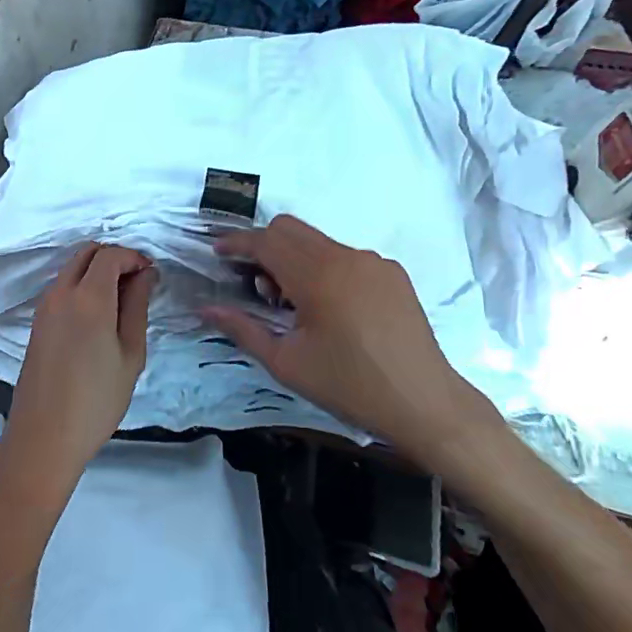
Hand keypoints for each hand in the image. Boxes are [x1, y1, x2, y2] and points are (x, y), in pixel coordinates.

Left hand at [2, 244, 156, 482]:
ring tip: (123, 301)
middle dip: (115, 258)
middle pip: (87, 253)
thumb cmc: (97, 400)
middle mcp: (60, 293)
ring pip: (73, 268)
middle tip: (138, 282)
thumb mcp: (130, 354)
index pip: (110, 255)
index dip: (134, 257)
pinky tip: (101, 315)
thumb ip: (137, 306)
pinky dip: (83, 286)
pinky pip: (62, 287)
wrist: (43, 439)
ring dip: (98, 271)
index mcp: (88, 298)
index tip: (152, 275)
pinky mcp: (37, 323)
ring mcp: (44, 307)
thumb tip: (145, 274)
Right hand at [200, 216, 500, 464]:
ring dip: (295, 258)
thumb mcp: (287, 363)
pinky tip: (331, 310)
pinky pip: (346, 256)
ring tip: (295, 305)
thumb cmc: (349, 387)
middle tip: (256, 285)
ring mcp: (374, 261)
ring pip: (319, 241)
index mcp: (318, 276)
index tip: (217, 252)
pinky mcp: (392, 273)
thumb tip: (207, 309)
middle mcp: (347, 256)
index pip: (266, 241)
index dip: (237, 243)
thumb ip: (243, 328)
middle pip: (291, 229)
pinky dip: (325, 268)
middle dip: (264, 246)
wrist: (424, 403)